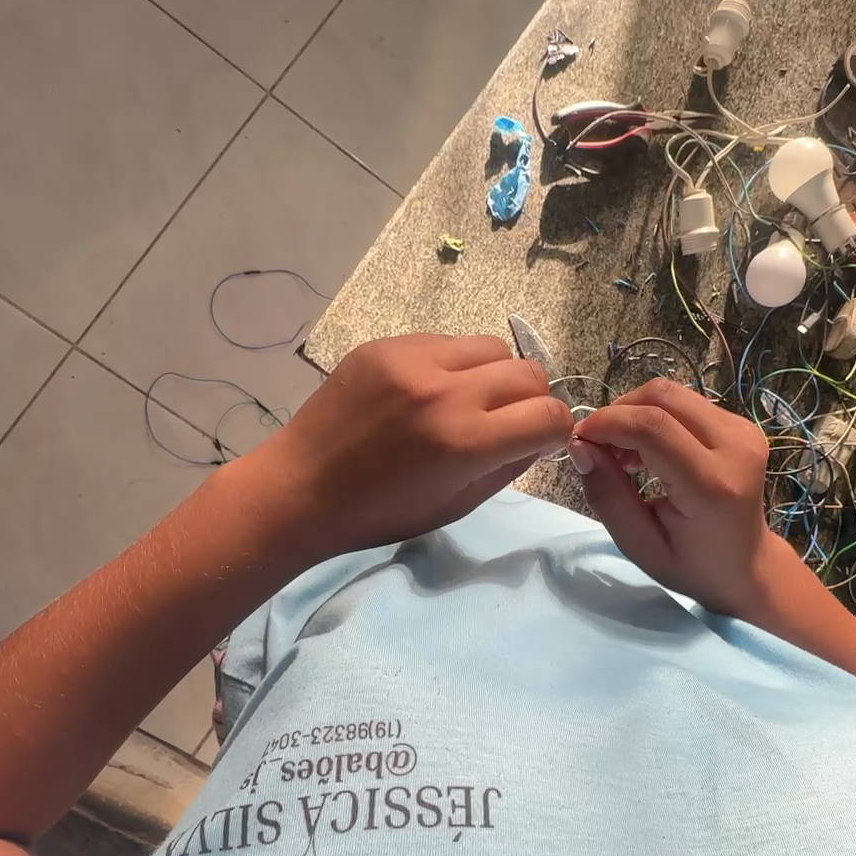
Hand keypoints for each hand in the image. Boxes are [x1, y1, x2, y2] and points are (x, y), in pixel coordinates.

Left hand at [245, 334, 572, 560]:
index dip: (555, 431)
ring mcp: (412, 360)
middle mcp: (445, 392)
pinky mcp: (386, 344)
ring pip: (492, 347)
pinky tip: (427, 391)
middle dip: (531, 400)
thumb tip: (541, 435)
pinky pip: (446, 343)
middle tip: (505, 422)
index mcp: (465, 443)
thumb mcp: (457, 504)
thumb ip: (509, 465)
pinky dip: (453, 366)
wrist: (300, 488)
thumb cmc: (381, 513)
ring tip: (467, 401)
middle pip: (529, 372)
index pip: (549, 415)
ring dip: (495, 375)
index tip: (538, 441)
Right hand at [569, 379, 798, 617]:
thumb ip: (608, 496)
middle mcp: (736, 447)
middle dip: (618, 414)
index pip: (652, 428)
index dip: (607, 424)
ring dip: (634, 414)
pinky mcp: (742, 426)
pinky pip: (685, 404)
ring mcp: (743, 431)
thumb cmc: (691, 566)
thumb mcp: (639, 545)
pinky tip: (646, 452)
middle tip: (597, 448)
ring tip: (621, 454)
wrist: (746, 567)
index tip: (578, 441)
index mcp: (712, 486)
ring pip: (672, 394)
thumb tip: (580, 447)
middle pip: (662, 398)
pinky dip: (654, 418)